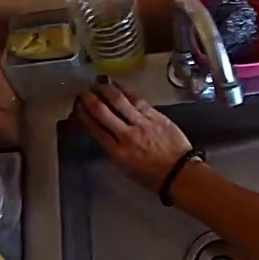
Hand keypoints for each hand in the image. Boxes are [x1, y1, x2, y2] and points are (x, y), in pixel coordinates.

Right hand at [75, 85, 192, 190]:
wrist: (179, 171)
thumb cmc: (152, 175)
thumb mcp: (126, 168)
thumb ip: (114, 150)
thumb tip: (105, 134)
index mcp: (117, 152)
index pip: (96, 129)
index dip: (85, 116)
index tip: (78, 107)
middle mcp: (127, 135)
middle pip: (103, 112)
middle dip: (91, 100)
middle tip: (83, 92)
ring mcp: (142, 123)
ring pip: (120, 101)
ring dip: (107, 90)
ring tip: (99, 84)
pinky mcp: (155, 115)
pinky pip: (138, 100)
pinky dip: (126, 91)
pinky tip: (119, 86)